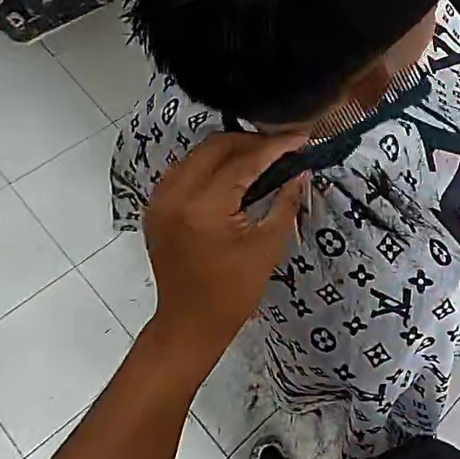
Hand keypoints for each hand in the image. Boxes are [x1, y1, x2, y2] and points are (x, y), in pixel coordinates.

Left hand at [142, 132, 308, 351]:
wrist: (192, 321)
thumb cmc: (235, 289)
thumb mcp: (268, 244)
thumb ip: (285, 201)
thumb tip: (302, 171)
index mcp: (203, 208)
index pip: (243, 161)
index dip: (275, 146)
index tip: (302, 137)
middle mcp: (175, 196)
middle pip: (216, 147)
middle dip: (253, 141)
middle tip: (284, 146)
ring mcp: (160, 200)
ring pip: (198, 154)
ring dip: (232, 150)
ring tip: (265, 156)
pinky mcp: (157, 206)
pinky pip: (186, 169)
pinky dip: (213, 164)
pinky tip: (237, 172)